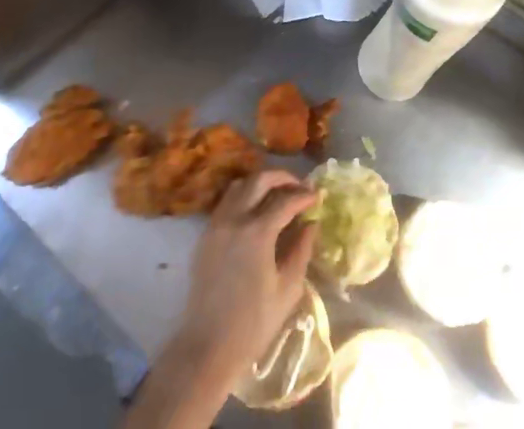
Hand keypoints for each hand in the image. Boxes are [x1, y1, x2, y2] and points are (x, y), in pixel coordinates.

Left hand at [175, 170, 317, 382]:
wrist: (208, 344)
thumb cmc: (254, 322)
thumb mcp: (288, 287)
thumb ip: (301, 249)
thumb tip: (311, 224)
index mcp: (257, 233)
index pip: (285, 200)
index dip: (304, 196)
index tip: (318, 195)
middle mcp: (234, 219)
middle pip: (259, 180)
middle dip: (282, 177)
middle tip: (300, 186)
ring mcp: (216, 225)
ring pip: (239, 186)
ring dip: (261, 183)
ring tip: (279, 194)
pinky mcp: (205, 234)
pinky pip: (226, 202)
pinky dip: (244, 196)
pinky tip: (257, 210)